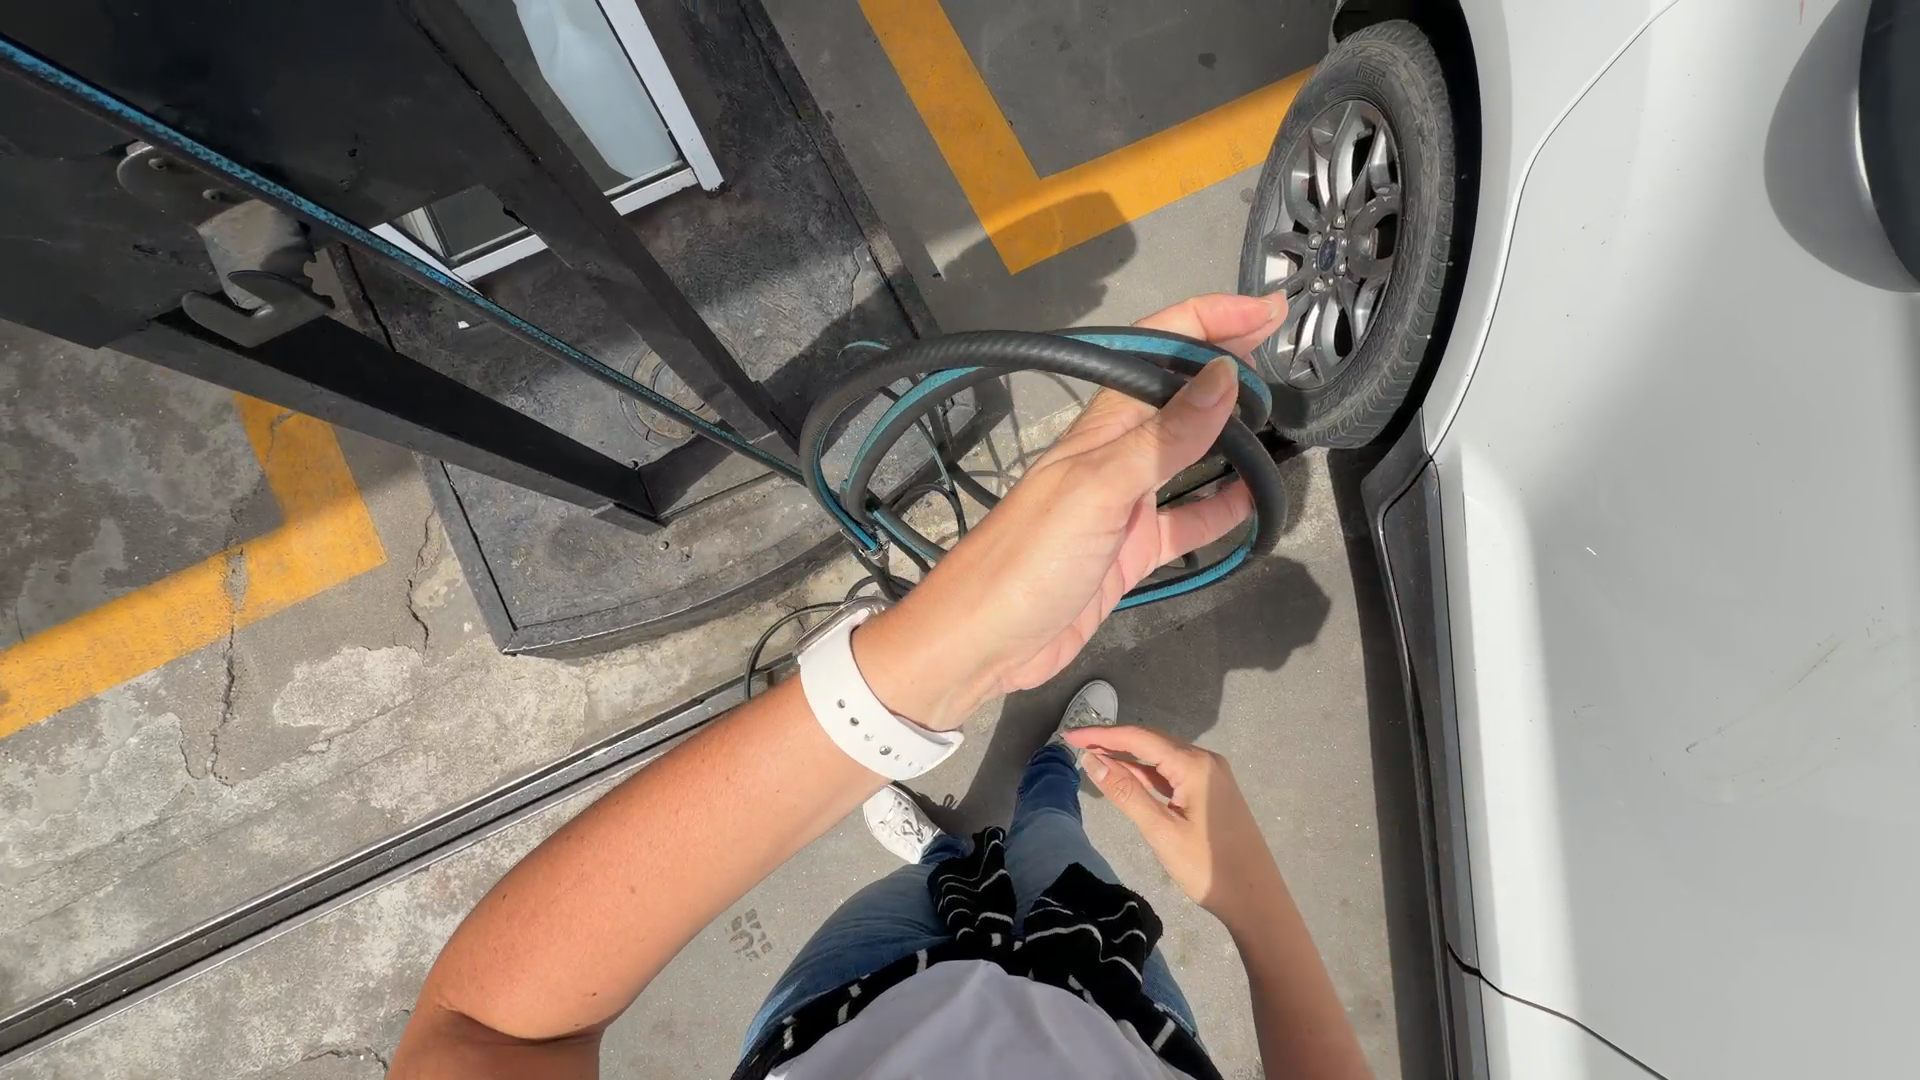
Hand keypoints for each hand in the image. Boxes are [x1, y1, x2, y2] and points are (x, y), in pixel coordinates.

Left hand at [854, 293, 1284, 729]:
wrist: (985, 641)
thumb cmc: (1030, 561)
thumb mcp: (1098, 491)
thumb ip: (1161, 438)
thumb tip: (1222, 374)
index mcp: (1100, 430)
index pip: (1156, 350)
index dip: (1208, 321)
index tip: (1267, 311)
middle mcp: (1114, 458)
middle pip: (1178, 398)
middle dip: (1228, 371)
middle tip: (1287, 367)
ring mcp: (1123, 506)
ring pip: (1188, 458)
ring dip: (1231, 438)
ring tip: (1285, 425)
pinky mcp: (1131, 552)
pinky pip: (1186, 521)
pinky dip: (1221, 509)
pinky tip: (1256, 501)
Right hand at [1065, 725, 1282, 927]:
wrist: (1258, 902)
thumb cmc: (1208, 867)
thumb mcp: (1160, 831)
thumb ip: (1125, 792)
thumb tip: (1091, 760)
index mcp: (1194, 765)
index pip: (1138, 738)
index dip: (1101, 735)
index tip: (1070, 735)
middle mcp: (1204, 760)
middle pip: (1150, 741)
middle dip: (1112, 740)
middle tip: (1077, 744)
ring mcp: (1211, 775)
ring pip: (1161, 756)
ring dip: (1128, 756)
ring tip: (1094, 757)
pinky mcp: (1211, 791)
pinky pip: (1172, 772)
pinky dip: (1147, 772)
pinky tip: (1127, 776)